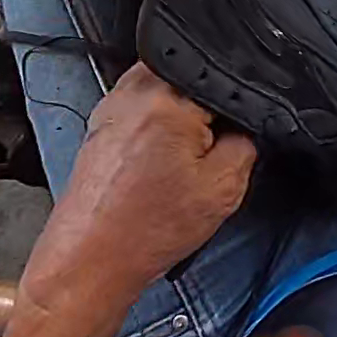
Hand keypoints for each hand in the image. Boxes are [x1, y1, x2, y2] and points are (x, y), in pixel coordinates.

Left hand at [19, 63, 255, 313]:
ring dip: (185, 112)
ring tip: (178, 156)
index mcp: (171, 100)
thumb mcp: (225, 188)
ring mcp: (116, 100)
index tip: (232, 135)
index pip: (227, 79)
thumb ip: (247, 140)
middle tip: (206, 149)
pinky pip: (148, 100)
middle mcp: (138, 90)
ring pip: (174, 86)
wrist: (89, 260)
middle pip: (198, 75)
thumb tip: (246, 122)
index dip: (238, 109)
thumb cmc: (145, 230)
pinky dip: (162, 121)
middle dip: (211, 108)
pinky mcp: (104, 116)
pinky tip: (159, 157)